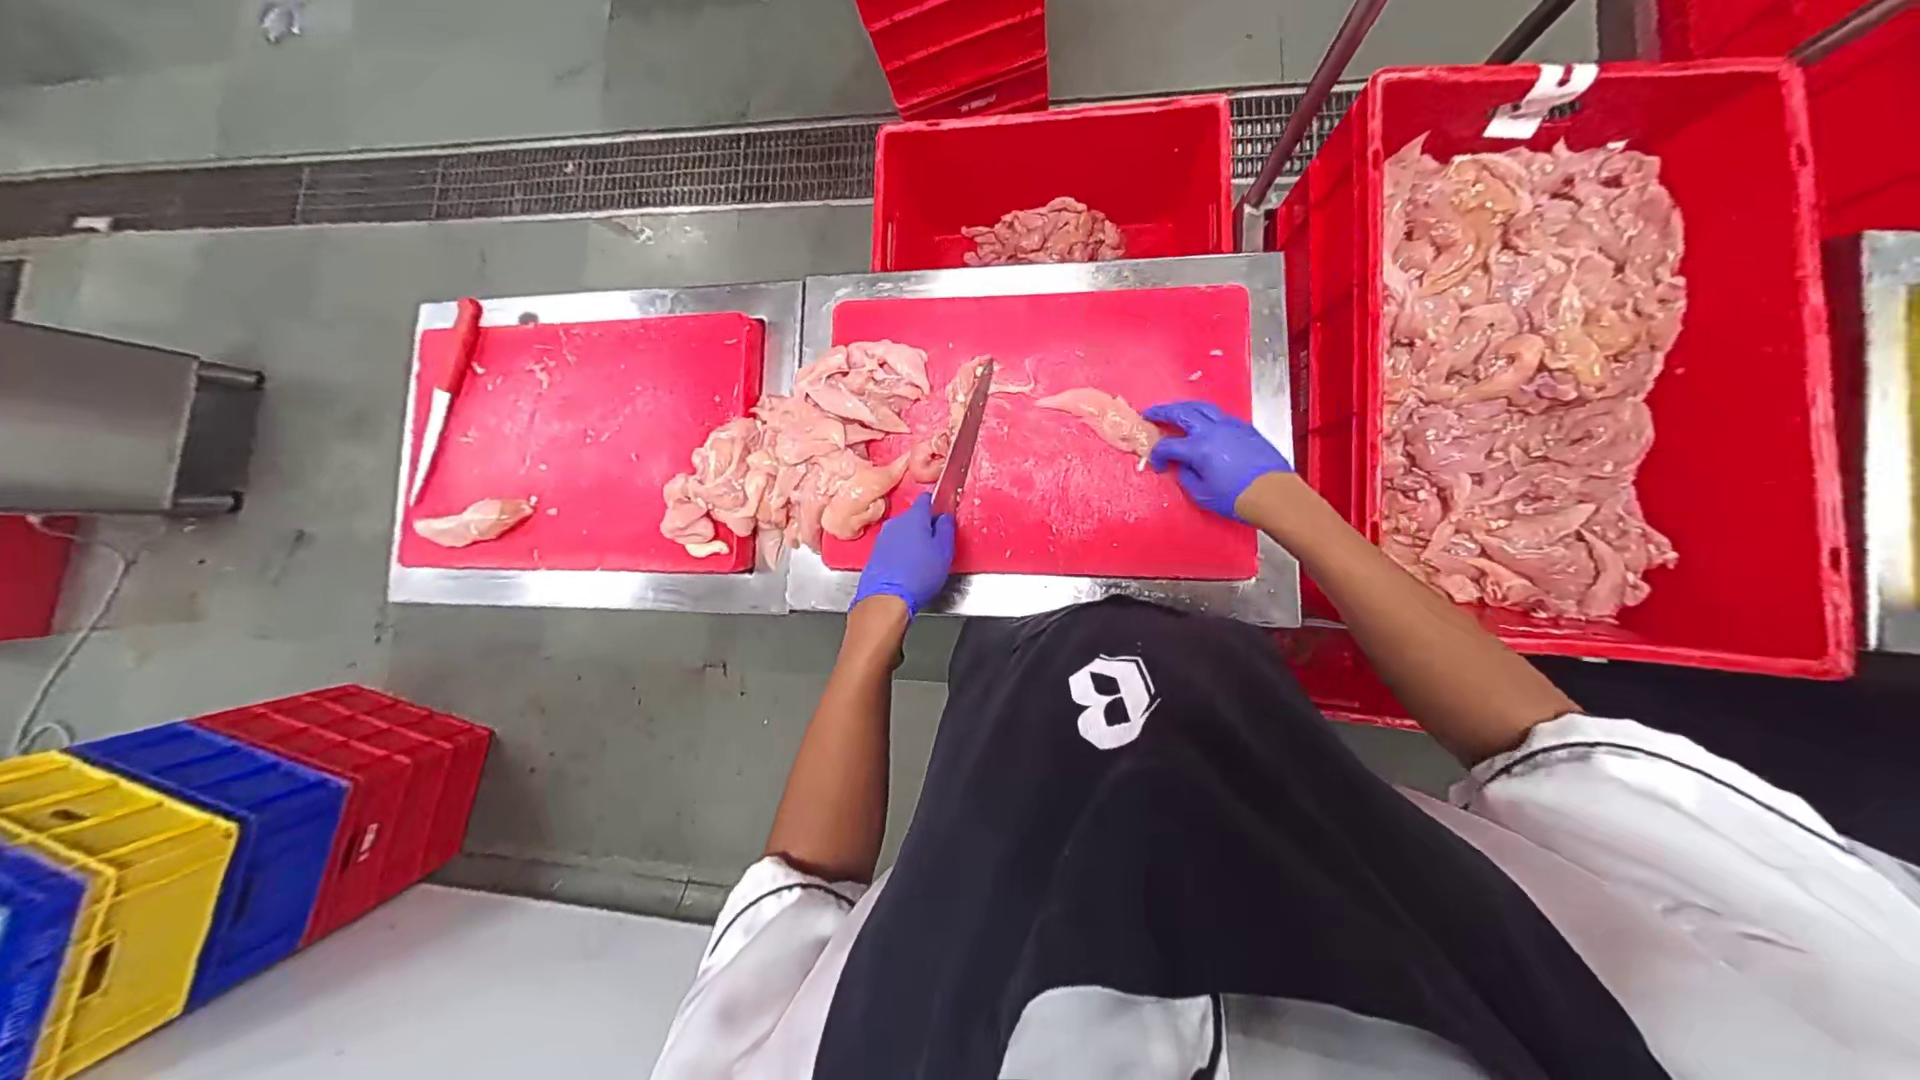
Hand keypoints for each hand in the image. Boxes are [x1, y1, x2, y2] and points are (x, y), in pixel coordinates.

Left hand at [852, 494, 954, 616]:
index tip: (943, 514)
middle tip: (937, 543)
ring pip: (902, 532)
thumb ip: (946, 528)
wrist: (886, 598)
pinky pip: (893, 547)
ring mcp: (882, 538)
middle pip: (914, 517)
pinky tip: (908, 569)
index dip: (936, 504)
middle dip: (925, 526)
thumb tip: (945, 516)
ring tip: (923, 560)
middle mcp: (895, 522)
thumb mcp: (944, 550)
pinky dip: (901, 553)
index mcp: (914, 517)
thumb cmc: (919, 574)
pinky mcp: (875, 554)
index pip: (926, 499)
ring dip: (912, 540)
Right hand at [1143, 401, 1292, 520]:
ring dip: (1183, 407)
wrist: (1273, 494)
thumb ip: (1186, 476)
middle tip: (1149, 413)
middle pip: (1181, 412)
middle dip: (1162, 412)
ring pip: (1201, 407)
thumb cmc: (1236, 497)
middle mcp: (1213, 430)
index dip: (1157, 454)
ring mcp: (1230, 425)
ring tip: (1173, 412)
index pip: (1168, 445)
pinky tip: (1200, 422)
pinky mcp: (1244, 428)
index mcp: (1198, 447)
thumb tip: (1182, 466)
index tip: (1157, 464)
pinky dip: (1203, 414)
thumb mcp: (1201, 493)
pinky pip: (1218, 414)